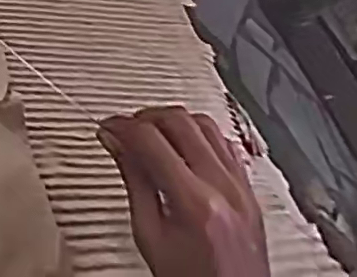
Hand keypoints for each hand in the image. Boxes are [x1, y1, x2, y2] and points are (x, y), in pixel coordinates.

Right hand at [101, 107, 268, 276]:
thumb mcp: (150, 238)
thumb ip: (134, 181)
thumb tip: (115, 141)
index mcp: (195, 204)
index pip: (150, 140)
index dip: (122, 126)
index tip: (108, 127)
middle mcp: (223, 188)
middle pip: (178, 121)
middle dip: (145, 118)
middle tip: (126, 130)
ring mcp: (241, 187)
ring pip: (203, 122)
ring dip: (172, 121)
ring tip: (152, 134)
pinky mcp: (249, 189)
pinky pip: (224, 142)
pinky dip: (199, 133)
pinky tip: (184, 144)